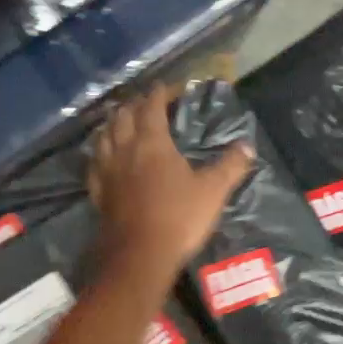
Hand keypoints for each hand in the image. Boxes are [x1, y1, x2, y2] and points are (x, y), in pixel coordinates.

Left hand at [88, 85, 253, 274]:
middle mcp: (125, 150)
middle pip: (123, 116)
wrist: (139, 257)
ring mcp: (107, 171)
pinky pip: (94, 163)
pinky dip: (99, 152)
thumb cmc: (178, 219)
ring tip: (121, 121)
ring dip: (113, 124)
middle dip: (134, 104)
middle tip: (145, 102)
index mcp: (152, 143)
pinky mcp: (97, 192)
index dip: (159, 93)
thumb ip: (230, 166)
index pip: (152, 107)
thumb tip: (248, 146)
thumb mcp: (213, 191)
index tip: (167, 86)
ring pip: (103, 136)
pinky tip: (102, 157)